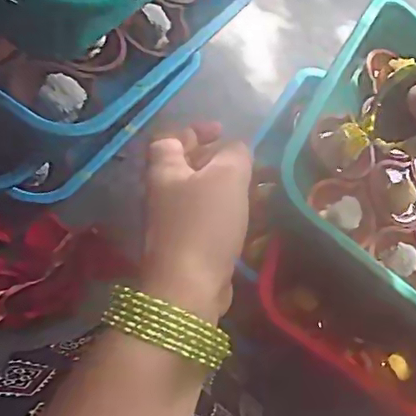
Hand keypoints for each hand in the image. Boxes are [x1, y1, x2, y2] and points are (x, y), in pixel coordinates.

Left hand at [140, 122, 250, 323]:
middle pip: (185, 166)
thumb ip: (235, 154)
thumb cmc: (204, 224)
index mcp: (164, 170)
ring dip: (223, 188)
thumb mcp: (227, 177)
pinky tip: (247, 219)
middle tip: (244, 160)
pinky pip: (206, 220)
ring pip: (198, 195)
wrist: (189, 286)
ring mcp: (172, 224)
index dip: (194, 130)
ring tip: (253, 188)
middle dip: (214, 159)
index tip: (222, 131)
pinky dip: (225, 214)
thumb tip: (237, 148)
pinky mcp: (187, 248)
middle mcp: (162, 194)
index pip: (169, 138)